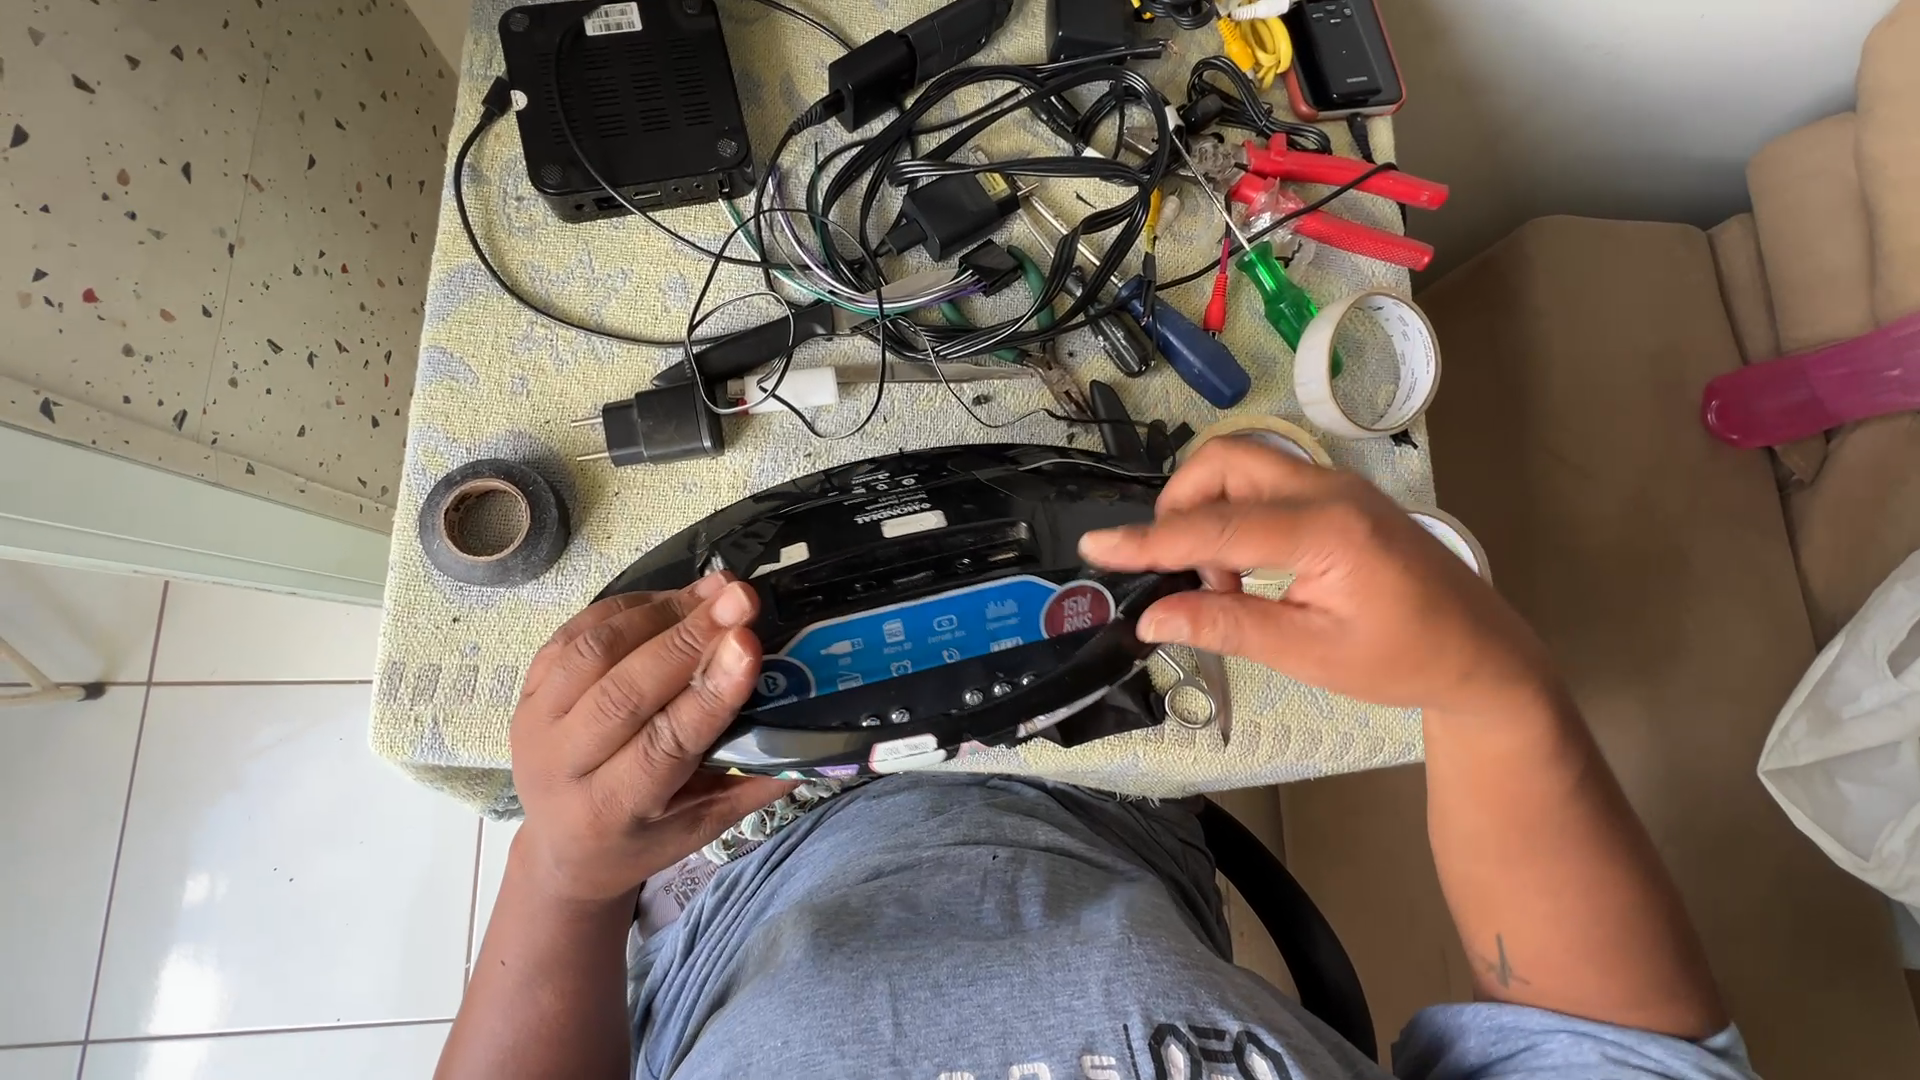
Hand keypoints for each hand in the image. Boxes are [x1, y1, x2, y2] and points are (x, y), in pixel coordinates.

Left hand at [509, 573, 794, 904]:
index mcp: (610, 810)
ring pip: (596, 650)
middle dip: (689, 637)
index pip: (662, 743)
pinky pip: (577, 630)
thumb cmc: (646, 837)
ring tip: (717, 589)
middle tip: (742, 598)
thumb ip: (755, 783)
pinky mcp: (529, 687)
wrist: (563, 845)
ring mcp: (535, 721)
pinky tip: (677, 597)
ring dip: (662, 612)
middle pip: (624, 690)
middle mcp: (560, 765)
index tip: (749, 646)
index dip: (707, 693)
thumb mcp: (704, 827)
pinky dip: (630, 606)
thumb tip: (816, 736)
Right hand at [1078, 437, 1557, 716]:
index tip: (1096, 547)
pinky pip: (1263, 481)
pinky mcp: (1336, 494)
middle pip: (1223, 462)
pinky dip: (1232, 514)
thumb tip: (1150, 617)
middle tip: (1179, 570)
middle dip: (1179, 506)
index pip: (1213, 529)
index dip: (1148, 540)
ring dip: (1206, 510)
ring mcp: (1334, 485)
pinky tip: (1245, 568)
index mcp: (1324, 532)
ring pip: (1240, 463)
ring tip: (1220, 580)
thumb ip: (1226, 626)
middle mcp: (1326, 490)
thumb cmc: (1401, 660)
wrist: (1482, 652)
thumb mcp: (1308, 653)